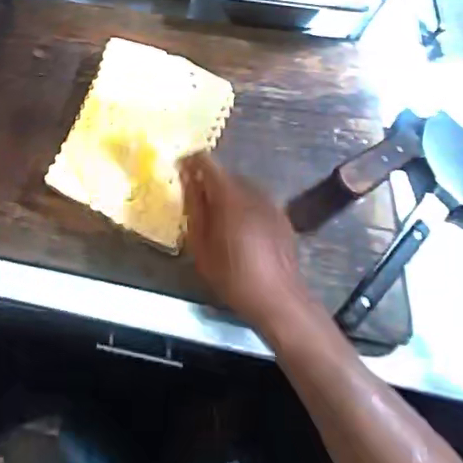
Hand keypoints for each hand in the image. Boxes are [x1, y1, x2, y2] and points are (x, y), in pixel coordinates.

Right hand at [180, 152, 318, 334]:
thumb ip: (193, 207)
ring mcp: (270, 202)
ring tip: (218, 220)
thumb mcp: (201, 245)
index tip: (180, 172)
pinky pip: (256, 201)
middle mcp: (251, 190)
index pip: (206, 162)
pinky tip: (241, 231)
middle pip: (225, 174)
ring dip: (227, 195)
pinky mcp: (281, 216)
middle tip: (196, 202)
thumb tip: (187, 179)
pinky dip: (244, 207)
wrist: (278, 300)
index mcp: (229, 194)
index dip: (191, 162)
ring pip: (241, 187)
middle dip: (208, 182)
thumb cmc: (232, 275)